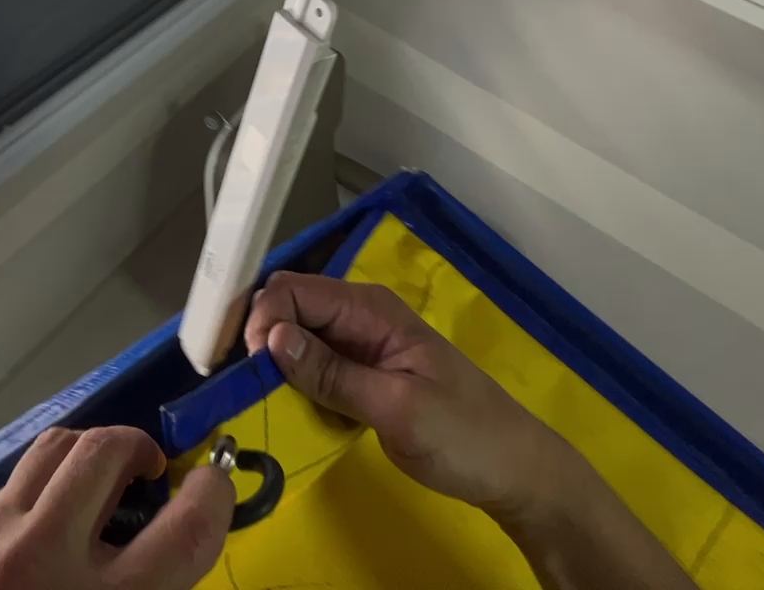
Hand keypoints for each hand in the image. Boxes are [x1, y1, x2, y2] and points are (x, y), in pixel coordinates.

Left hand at [0, 425, 233, 589]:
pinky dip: (44, 486)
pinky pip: (13, 483)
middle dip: (140, 448)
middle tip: (150, 473)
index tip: (212, 487)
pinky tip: (45, 521)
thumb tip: (167, 556)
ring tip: (102, 479)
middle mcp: (43, 561)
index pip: (184, 532)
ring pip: (54, 447)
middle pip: (108, 452)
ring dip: (90, 451)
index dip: (212, 498)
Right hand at [243, 271, 583, 521]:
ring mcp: (357, 341)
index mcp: (369, 308)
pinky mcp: (357, 369)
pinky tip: (285, 401)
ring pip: (295, 334)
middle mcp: (358, 314)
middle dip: (261, 336)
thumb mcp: (396, 408)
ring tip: (259, 394)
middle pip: (288, 306)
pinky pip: (310, 361)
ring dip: (274, 360)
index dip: (264, 319)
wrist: (515, 472)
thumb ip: (332, 373)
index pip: (294, 290)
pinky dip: (292, 378)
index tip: (252, 365)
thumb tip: (272, 339)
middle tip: (248, 382)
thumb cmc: (464, 435)